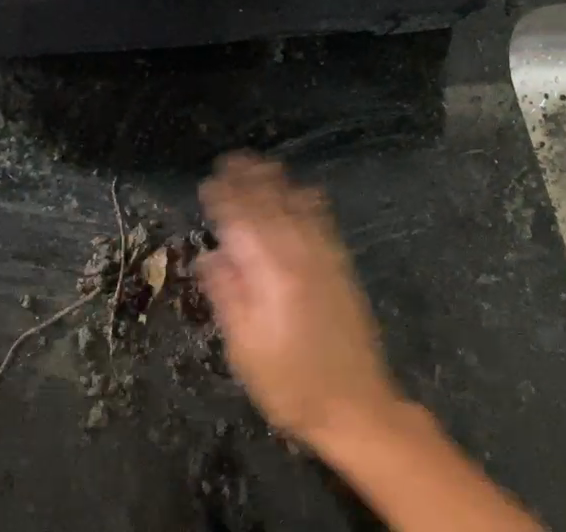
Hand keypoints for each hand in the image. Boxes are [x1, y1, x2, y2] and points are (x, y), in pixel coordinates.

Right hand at [196, 152, 401, 447]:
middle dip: (250, 181)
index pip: (241, 225)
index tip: (208, 181)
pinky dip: (312, 202)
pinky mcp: (343, 269)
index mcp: (270, 276)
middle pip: (271, 208)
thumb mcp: (245, 349)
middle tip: (232, 158)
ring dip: (279, 183)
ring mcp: (325, 261)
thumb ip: (228, 297)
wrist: (356, 406)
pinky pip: (326, 224)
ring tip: (262, 162)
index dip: (223, 200)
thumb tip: (209, 255)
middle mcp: (299, 258)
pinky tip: (306, 190)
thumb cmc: (290, 385)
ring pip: (299, 209)